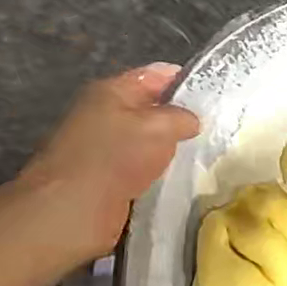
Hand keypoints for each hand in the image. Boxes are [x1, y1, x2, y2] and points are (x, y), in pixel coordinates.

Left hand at [11, 64, 200, 263]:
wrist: (72, 210)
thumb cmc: (116, 157)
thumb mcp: (160, 127)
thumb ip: (182, 117)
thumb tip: (191, 121)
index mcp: (111, 91)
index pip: (156, 75)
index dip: (185, 81)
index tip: (214, 96)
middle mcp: (103, 114)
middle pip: (151, 108)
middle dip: (179, 118)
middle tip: (213, 129)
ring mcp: (102, 147)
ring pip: (147, 140)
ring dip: (169, 148)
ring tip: (201, 154)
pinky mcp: (104, 177)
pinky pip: (140, 166)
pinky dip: (156, 171)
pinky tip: (177, 177)